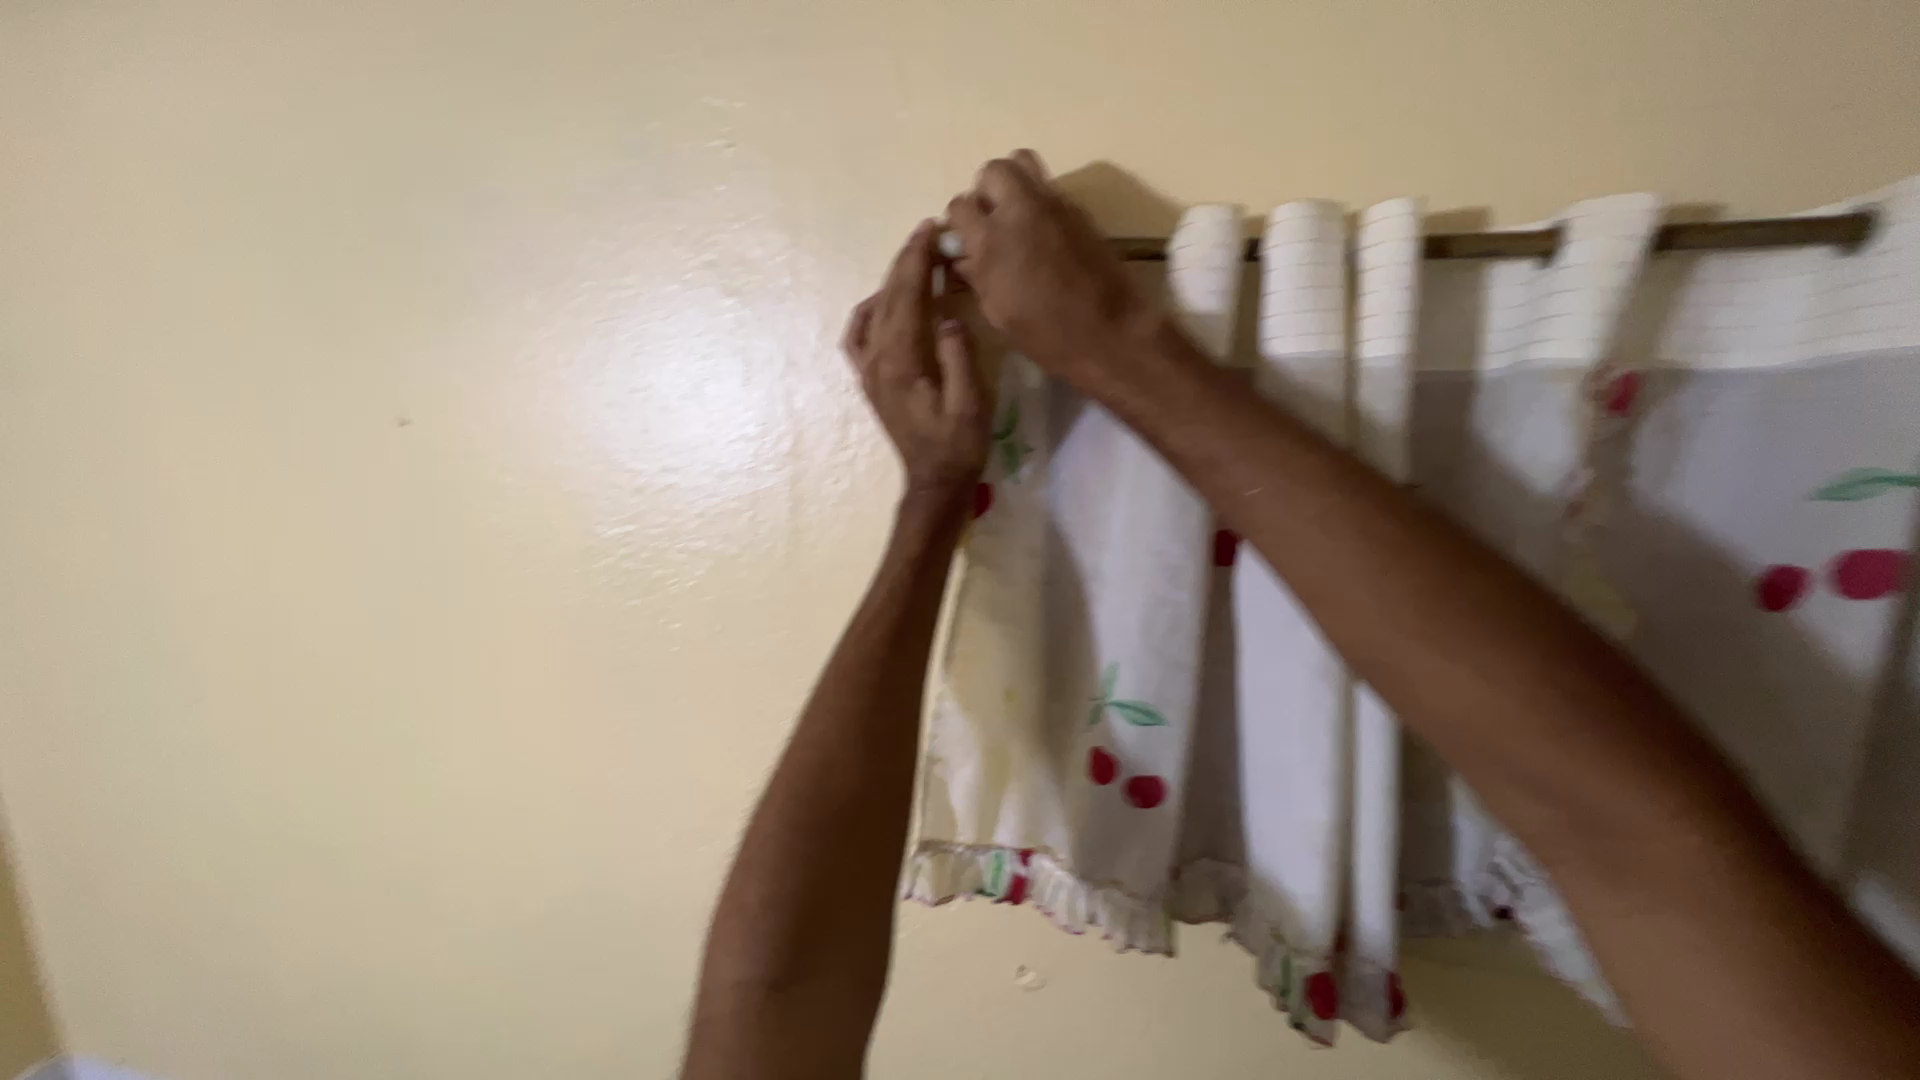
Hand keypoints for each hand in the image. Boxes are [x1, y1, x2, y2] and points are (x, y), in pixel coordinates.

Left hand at [842, 221, 989, 499]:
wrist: (934, 482)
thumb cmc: (958, 446)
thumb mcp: (970, 404)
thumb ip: (958, 358)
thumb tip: (947, 317)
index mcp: (900, 363)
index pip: (905, 298)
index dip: (917, 261)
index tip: (930, 230)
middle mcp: (876, 362)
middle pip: (887, 299)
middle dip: (905, 262)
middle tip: (927, 233)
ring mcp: (868, 372)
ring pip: (872, 313)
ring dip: (892, 283)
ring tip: (915, 262)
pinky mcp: (871, 381)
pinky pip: (858, 337)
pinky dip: (870, 312)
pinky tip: (884, 303)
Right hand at [945, 150, 1160, 382]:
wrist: (1107, 331)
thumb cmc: (1045, 334)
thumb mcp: (998, 313)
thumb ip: (978, 277)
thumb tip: (965, 259)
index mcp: (992, 240)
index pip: (960, 205)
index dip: (957, 222)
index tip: (963, 239)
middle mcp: (1019, 210)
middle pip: (992, 170)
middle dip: (985, 191)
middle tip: (990, 221)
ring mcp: (1053, 203)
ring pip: (1023, 162)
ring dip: (1012, 182)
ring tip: (1014, 215)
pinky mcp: (1078, 208)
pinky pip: (1049, 186)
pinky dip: (1038, 199)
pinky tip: (1042, 231)